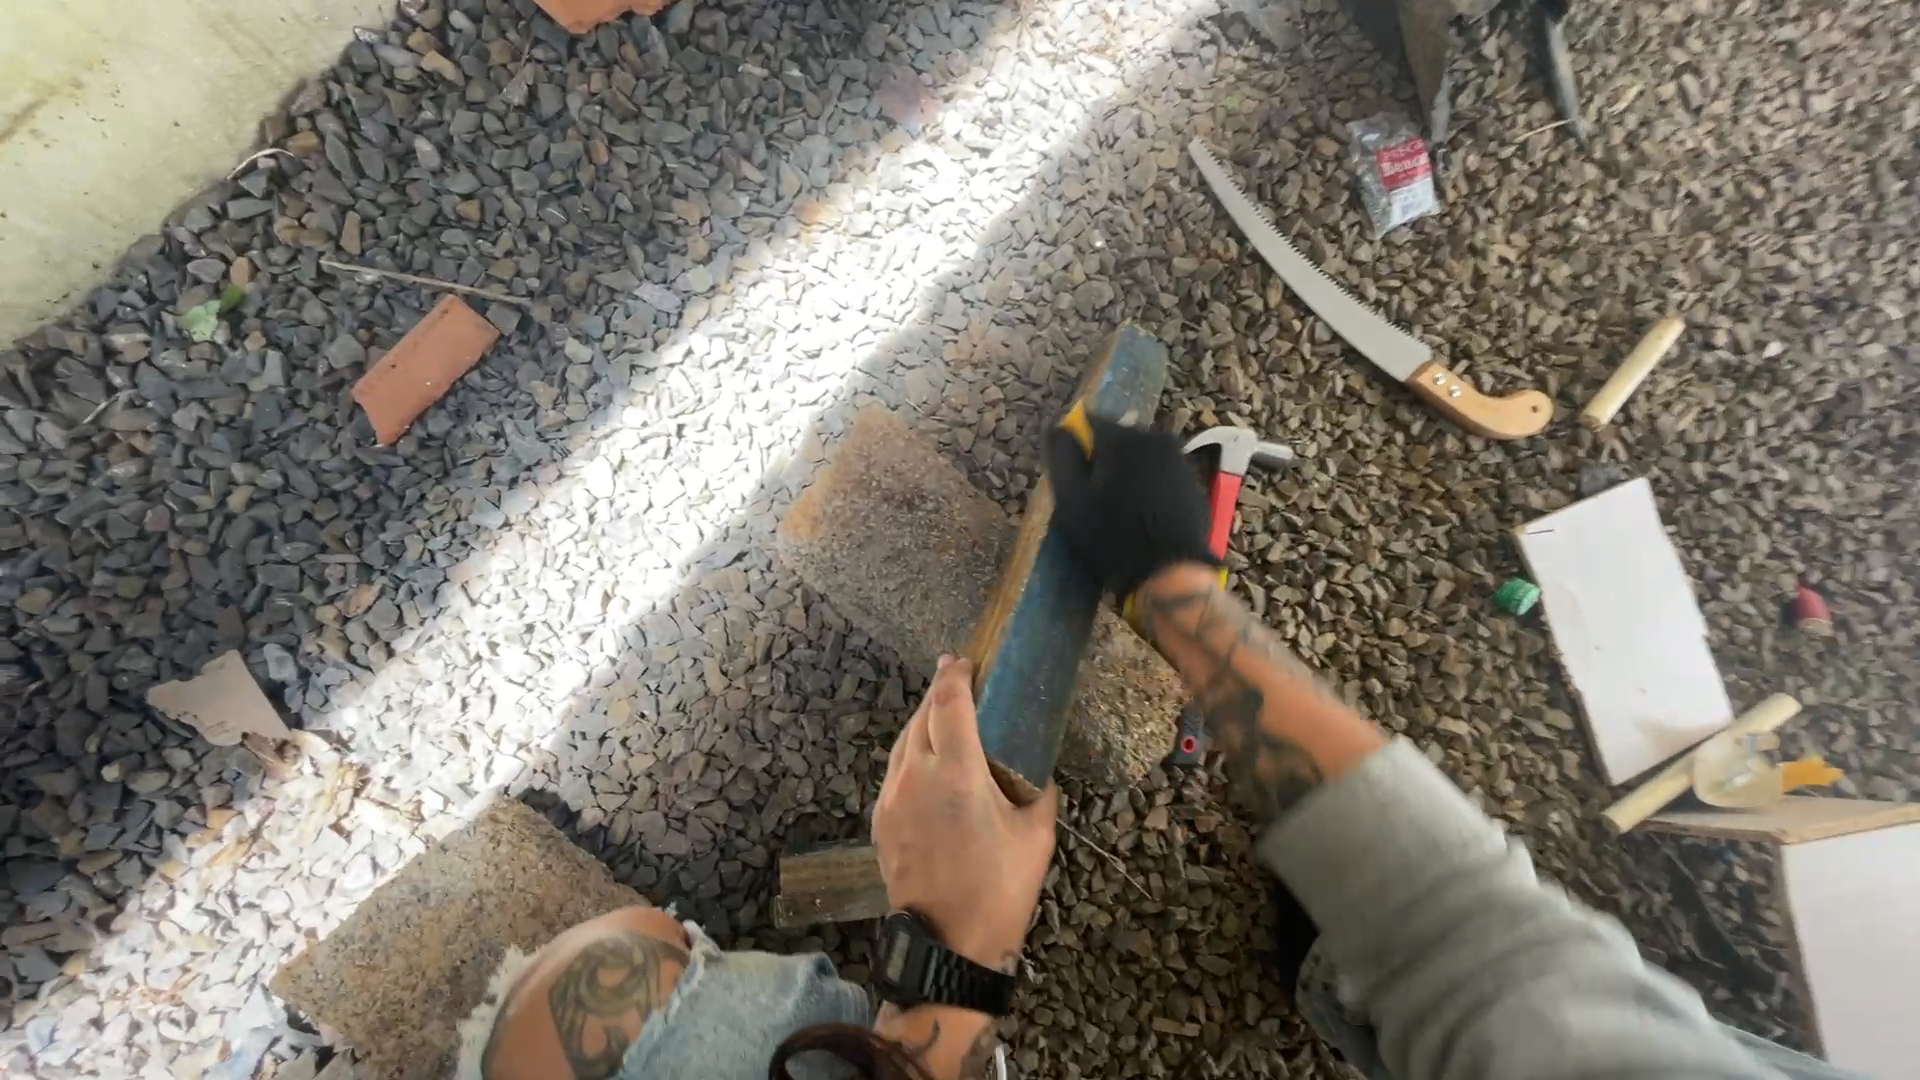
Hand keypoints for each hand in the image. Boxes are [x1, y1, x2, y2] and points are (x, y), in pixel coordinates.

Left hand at [872, 656, 1058, 970]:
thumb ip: (1039, 790)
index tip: (963, 661)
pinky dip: (911, 749)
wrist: (946, 946)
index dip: (954, 675)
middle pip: (921, 714)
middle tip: (957, 678)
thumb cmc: (999, 889)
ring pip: (903, 739)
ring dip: (922, 718)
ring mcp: (891, 797)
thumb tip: (1037, 767)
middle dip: (938, 690)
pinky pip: (894, 767)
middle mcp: (916, 775)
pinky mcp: (880, 817)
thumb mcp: (1036, 836)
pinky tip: (927, 756)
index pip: (948, 703)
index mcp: (957, 773)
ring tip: (943, 712)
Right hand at [1044, 416, 1217, 597]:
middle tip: (1095, 496)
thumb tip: (1058, 427)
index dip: (1075, 446)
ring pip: (1140, 456)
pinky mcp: (1192, 481)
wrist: (1169, 571)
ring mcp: (1179, 459)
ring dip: (1127, 473)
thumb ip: (1061, 456)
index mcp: (1122, 438)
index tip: (1071, 472)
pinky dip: (1148, 485)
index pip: (1088, 422)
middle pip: (1117, 439)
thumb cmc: (1111, 536)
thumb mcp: (1072, 499)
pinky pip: (1160, 473)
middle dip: (1103, 460)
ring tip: (1120, 508)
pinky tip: (1142, 514)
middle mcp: (1154, 438)